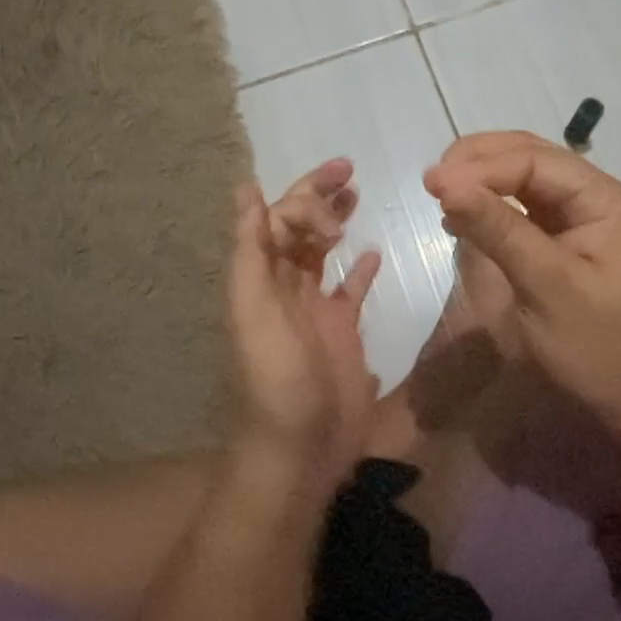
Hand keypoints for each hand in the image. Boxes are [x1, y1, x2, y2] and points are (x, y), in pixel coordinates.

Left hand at [225, 160, 381, 493]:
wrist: (301, 451)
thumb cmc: (278, 380)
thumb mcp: (254, 311)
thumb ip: (250, 252)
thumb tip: (246, 191)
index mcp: (262, 278)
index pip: (277, 220)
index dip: (301, 198)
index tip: (334, 192)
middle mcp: (286, 288)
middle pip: (299, 229)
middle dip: (319, 196)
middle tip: (349, 169)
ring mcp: (315, 310)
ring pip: (322, 253)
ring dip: (335, 221)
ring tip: (357, 193)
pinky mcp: (342, 333)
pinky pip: (349, 291)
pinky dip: (360, 270)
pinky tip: (375, 252)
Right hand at [423, 132, 620, 438]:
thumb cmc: (601, 349)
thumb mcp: (547, 287)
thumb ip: (498, 230)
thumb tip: (445, 183)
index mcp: (605, 200)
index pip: (534, 161)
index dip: (480, 166)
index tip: (431, 183)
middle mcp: (595, 199)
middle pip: (531, 158)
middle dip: (479, 162)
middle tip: (432, 181)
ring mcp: (580, 222)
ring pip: (524, 181)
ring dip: (483, 180)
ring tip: (441, 194)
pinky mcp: (565, 246)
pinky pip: (523, 211)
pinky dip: (490, 207)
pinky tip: (462, 219)